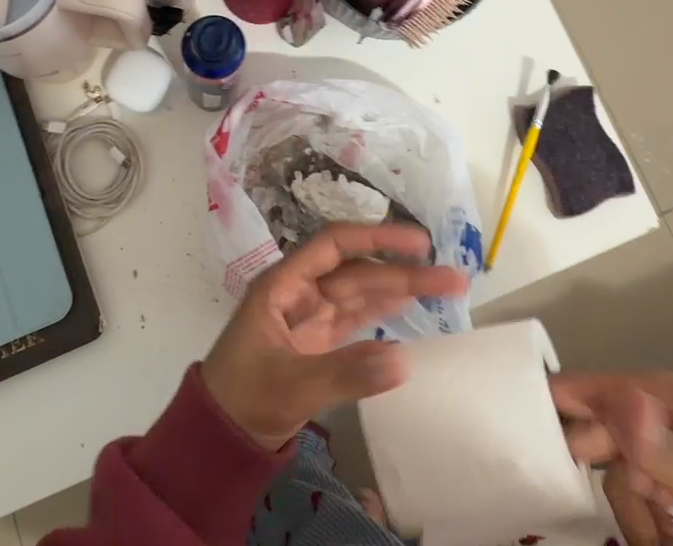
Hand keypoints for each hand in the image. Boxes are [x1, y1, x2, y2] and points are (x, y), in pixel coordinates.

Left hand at [200, 223, 469, 450]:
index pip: (334, 246)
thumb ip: (345, 374)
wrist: (219, 434)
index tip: (418, 242)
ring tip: (446, 286)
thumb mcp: (292, 387)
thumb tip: (403, 361)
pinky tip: (412, 306)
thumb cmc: (243, 398)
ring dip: (400, 288)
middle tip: (454, 277)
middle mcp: (299, 293)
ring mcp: (310, 317)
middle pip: (357, 271)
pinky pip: (357, 319)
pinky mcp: (318, 342)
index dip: (376, 238)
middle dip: (402, 270)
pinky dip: (384, 313)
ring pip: (361, 294)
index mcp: (283, 285)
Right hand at [551, 372, 672, 545]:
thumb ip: (666, 452)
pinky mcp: (671, 461)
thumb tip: (618, 406)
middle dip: (602, 485)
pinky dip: (643, 513)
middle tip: (641, 528)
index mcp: (654, 394)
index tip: (527, 451)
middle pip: (591, 436)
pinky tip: (664, 534)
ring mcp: (659, 433)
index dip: (544, 411)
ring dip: (630, 511)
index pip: (575, 389)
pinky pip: (634, 484)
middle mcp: (647, 404)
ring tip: (660, 543)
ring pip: (613, 470)